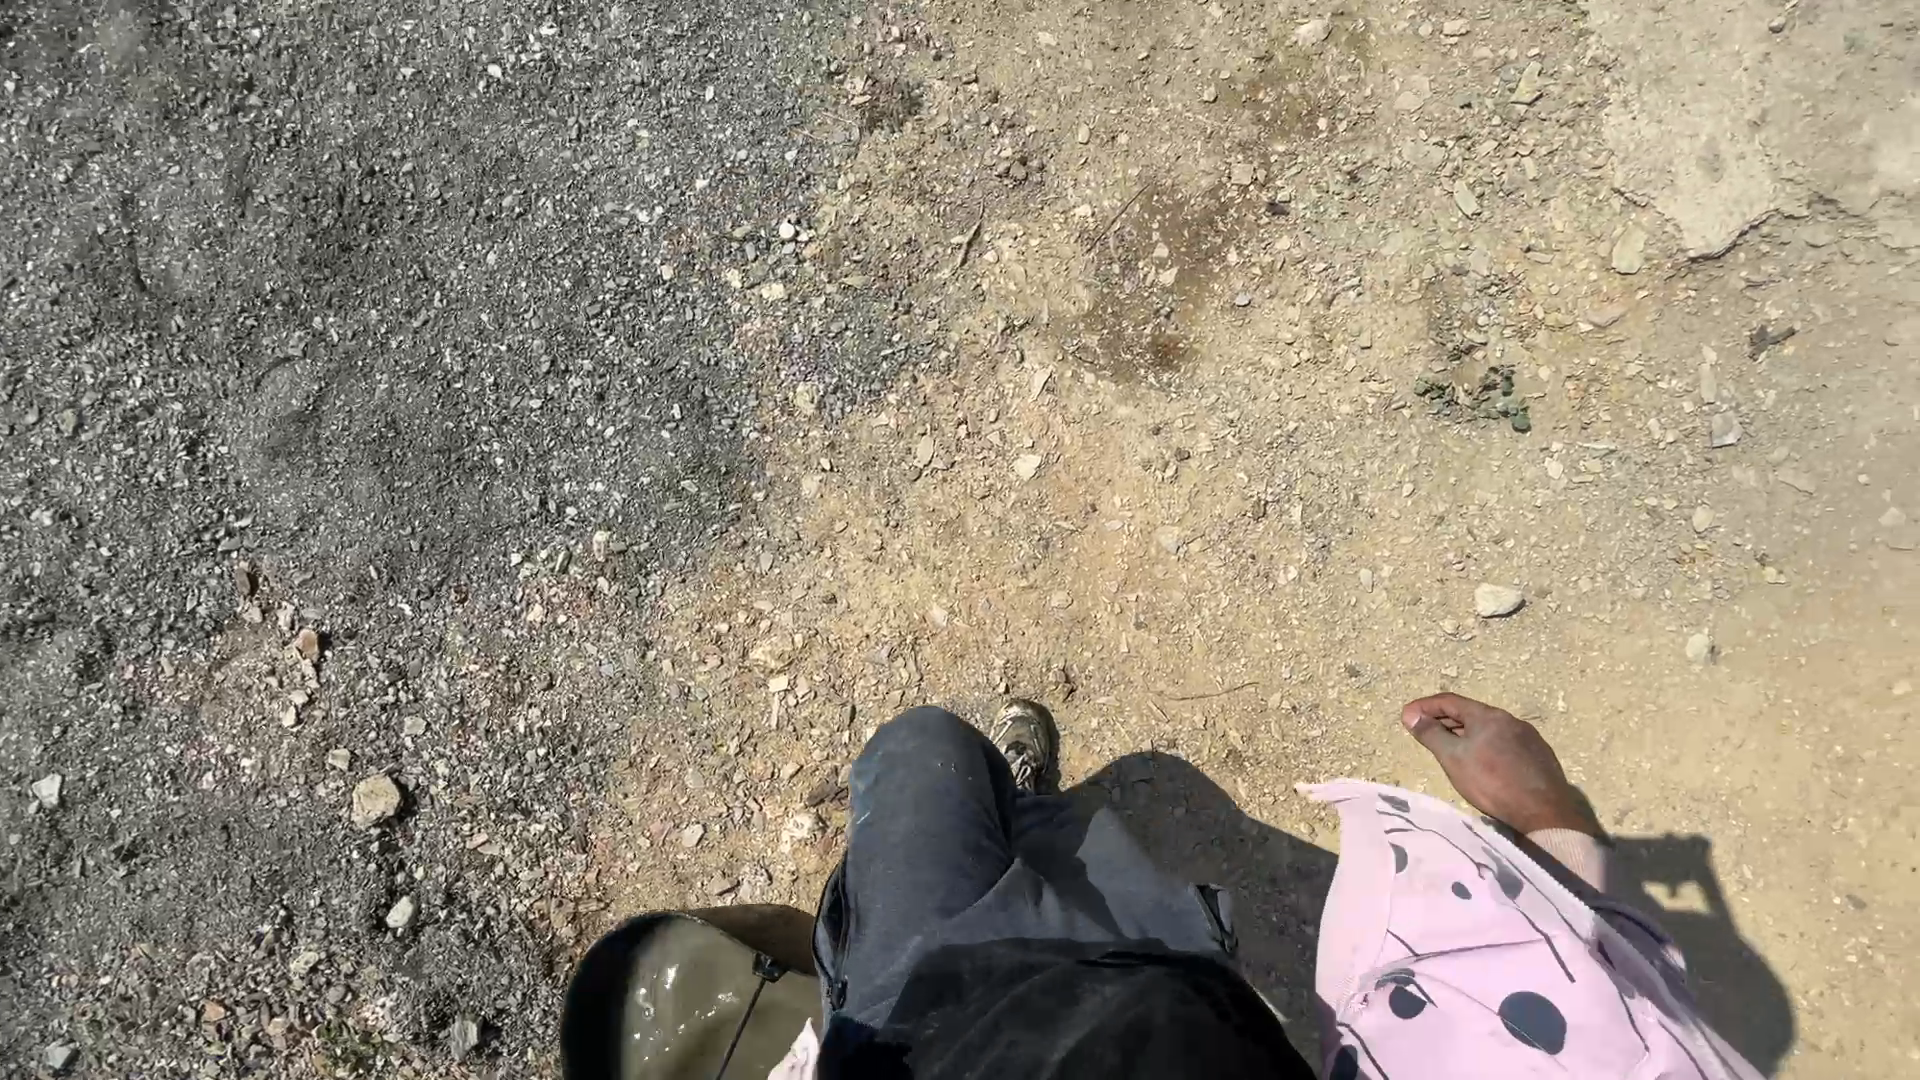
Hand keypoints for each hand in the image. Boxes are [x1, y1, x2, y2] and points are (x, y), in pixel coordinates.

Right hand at [1400, 693, 1601, 836]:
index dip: (1423, 707)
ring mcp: (1529, 738)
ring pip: (1488, 729)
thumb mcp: (1452, 757)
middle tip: (1424, 732)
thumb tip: (1411, 716)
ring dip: (1464, 733)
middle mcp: (1510, 720)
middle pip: (1469, 713)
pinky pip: (1504, 742)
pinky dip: (1485, 745)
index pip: (1448, 701)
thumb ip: (1430, 733)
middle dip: (1443, 720)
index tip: (1406, 717)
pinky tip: (1482, 762)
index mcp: (1488, 715)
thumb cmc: (1492, 781)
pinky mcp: (1540, 757)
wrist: (1545, 813)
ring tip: (1450, 748)